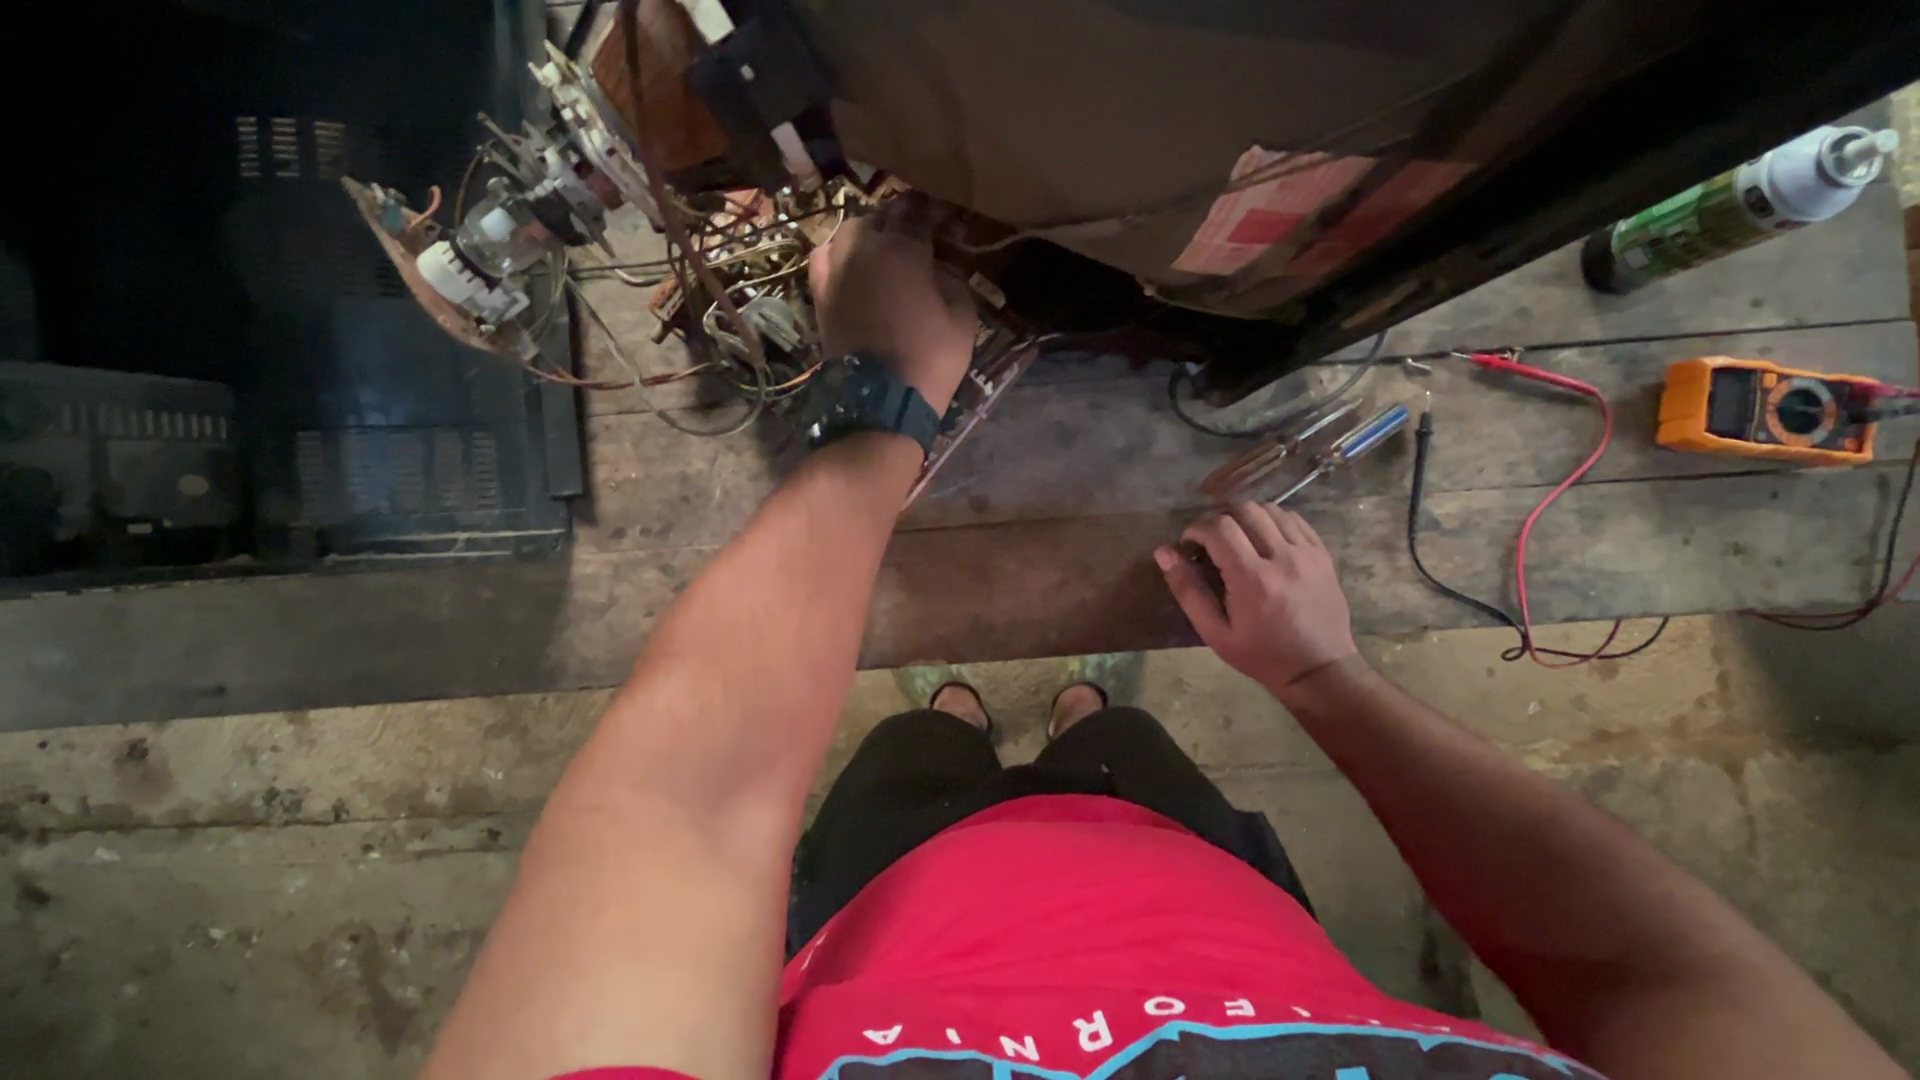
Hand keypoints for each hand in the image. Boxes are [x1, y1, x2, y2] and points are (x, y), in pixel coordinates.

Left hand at [808, 198, 978, 412]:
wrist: (880, 402)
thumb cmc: (930, 357)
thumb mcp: (963, 316)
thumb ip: (953, 278)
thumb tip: (939, 266)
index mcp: (902, 246)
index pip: (918, 211)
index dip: (933, 212)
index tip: (945, 221)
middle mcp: (862, 247)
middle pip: (881, 217)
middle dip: (900, 223)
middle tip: (918, 241)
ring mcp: (835, 268)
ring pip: (850, 232)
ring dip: (869, 236)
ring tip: (885, 253)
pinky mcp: (819, 293)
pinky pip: (827, 258)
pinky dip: (841, 256)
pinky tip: (855, 267)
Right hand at [1155, 503, 1360, 691]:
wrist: (1317, 668)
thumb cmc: (1260, 654)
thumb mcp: (1214, 632)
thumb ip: (1188, 590)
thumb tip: (1164, 552)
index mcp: (1253, 579)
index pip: (1220, 528)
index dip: (1197, 529)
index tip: (1190, 545)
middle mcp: (1282, 558)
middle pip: (1245, 510)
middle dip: (1220, 519)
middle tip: (1212, 541)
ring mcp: (1307, 553)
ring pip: (1271, 509)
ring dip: (1246, 517)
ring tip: (1238, 538)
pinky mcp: (1322, 554)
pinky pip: (1294, 519)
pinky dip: (1273, 521)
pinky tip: (1264, 540)